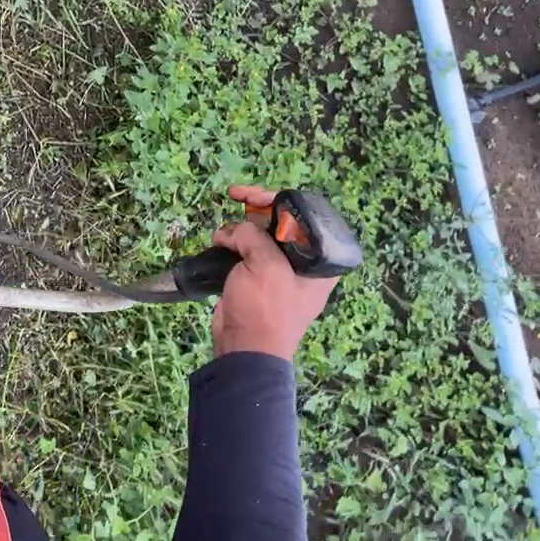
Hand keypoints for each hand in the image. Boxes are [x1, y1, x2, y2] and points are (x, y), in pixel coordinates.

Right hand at [209, 185, 337, 361]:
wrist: (246, 346)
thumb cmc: (265, 307)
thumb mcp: (266, 266)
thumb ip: (255, 236)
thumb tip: (235, 231)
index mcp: (321, 262)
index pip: (305, 218)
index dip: (280, 201)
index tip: (254, 195)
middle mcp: (304, 263)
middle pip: (282, 222)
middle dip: (257, 207)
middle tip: (234, 195)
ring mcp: (279, 270)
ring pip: (261, 234)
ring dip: (239, 227)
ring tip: (222, 235)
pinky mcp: (256, 276)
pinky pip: (246, 248)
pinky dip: (231, 241)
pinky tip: (219, 242)